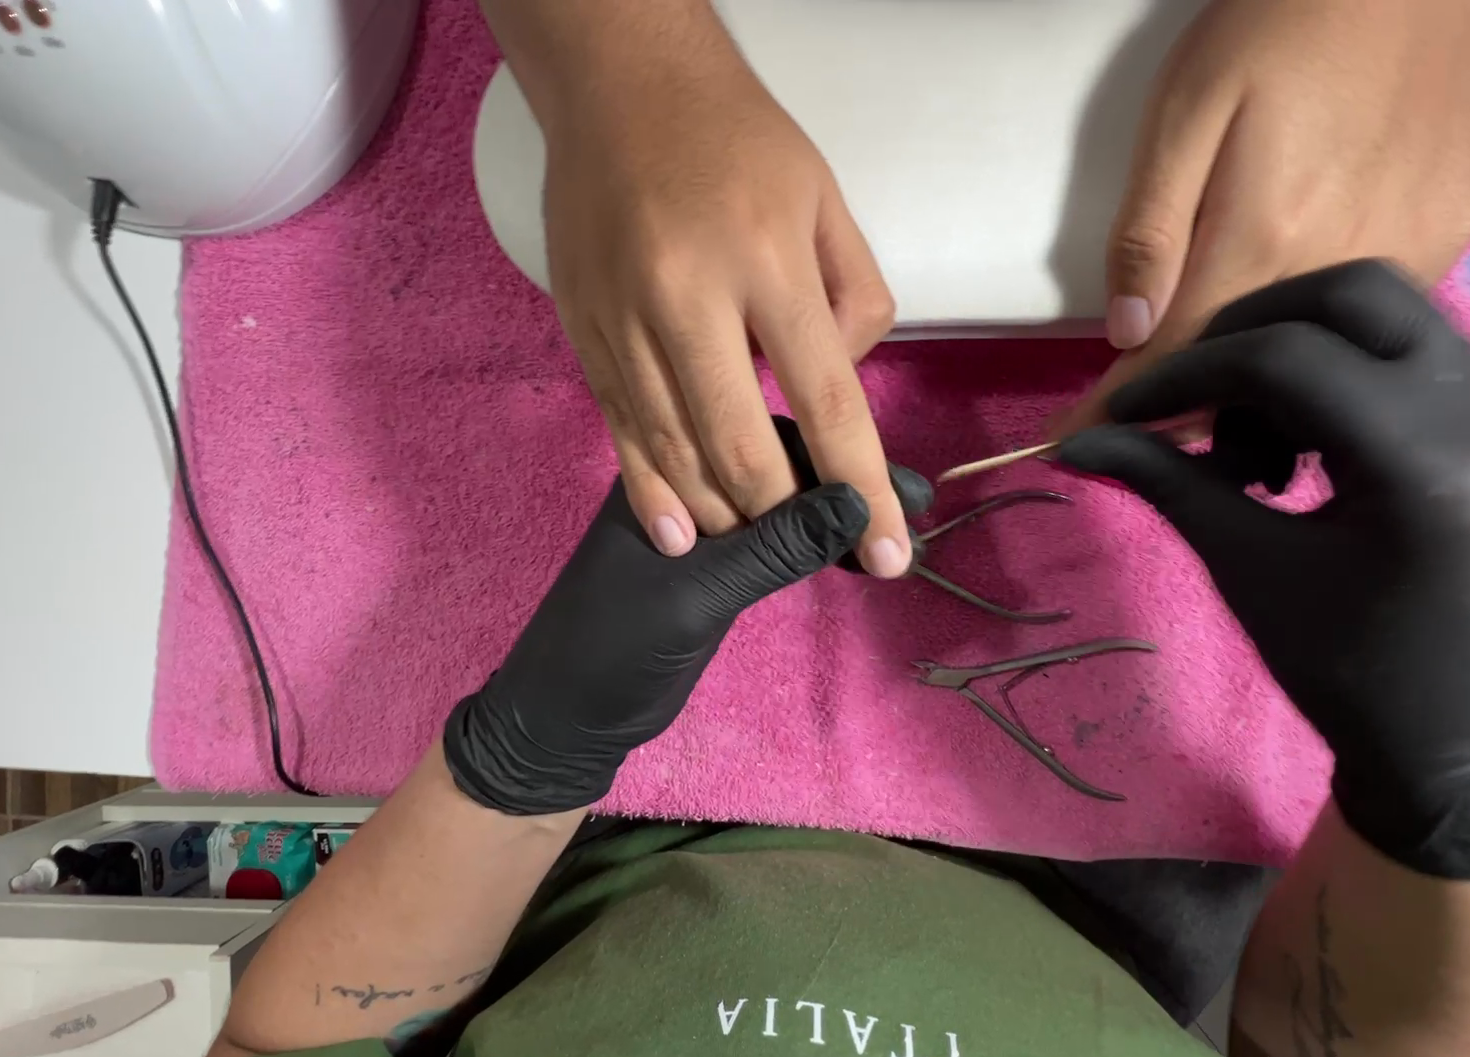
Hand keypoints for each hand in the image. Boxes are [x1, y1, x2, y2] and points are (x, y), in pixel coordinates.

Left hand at [442, 469, 870, 814]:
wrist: (564, 719)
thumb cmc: (614, 650)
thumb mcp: (697, 596)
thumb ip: (773, 548)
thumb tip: (857, 500)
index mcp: (664, 471)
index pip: (760, 438)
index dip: (832, 456)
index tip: (898, 487)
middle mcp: (681, 486)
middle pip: (776, 468)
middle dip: (844, 485)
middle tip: (913, 507)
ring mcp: (696, 527)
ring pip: (776, 506)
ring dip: (831, 517)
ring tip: (895, 530)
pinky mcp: (707, 567)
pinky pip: (767, 543)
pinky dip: (808, 546)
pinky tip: (846, 551)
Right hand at [536, 10, 909, 576]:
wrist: (618, 89)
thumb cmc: (736, 142)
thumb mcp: (825, 201)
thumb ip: (855, 300)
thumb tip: (841, 384)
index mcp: (766, 261)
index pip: (827, 400)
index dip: (861, 489)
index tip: (886, 554)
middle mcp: (687, 299)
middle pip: (740, 447)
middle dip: (782, 517)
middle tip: (810, 546)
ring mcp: (624, 323)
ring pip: (675, 451)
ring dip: (722, 515)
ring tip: (753, 546)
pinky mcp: (584, 335)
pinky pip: (621, 432)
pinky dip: (652, 493)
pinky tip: (678, 537)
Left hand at [1054, 0, 1469, 436]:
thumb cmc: (1273, 33)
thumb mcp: (1179, 125)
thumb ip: (1149, 236)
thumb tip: (1127, 333)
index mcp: (1262, 242)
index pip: (1169, 363)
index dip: (1112, 411)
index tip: (1067, 446)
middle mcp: (1338, 268)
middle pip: (1234, 380)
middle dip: (1167, 411)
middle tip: (1122, 417)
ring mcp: (1403, 258)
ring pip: (1297, 367)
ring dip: (1231, 390)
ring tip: (1185, 388)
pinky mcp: (1443, 240)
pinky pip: (1350, 326)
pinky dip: (1298, 348)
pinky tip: (1268, 338)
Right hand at [1059, 261, 1469, 879]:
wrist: (1459, 741)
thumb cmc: (1343, 668)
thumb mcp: (1243, 567)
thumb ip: (1163, 482)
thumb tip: (1072, 444)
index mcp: (1426, 462)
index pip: (1283, 358)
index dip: (1184, 373)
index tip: (1124, 411)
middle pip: (1351, 294)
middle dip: (1243, 331)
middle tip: (1187, 394)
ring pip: (1384, 317)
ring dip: (1289, 355)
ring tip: (1247, 445)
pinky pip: (1408, 359)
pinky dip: (1331, 380)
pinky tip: (1297, 451)